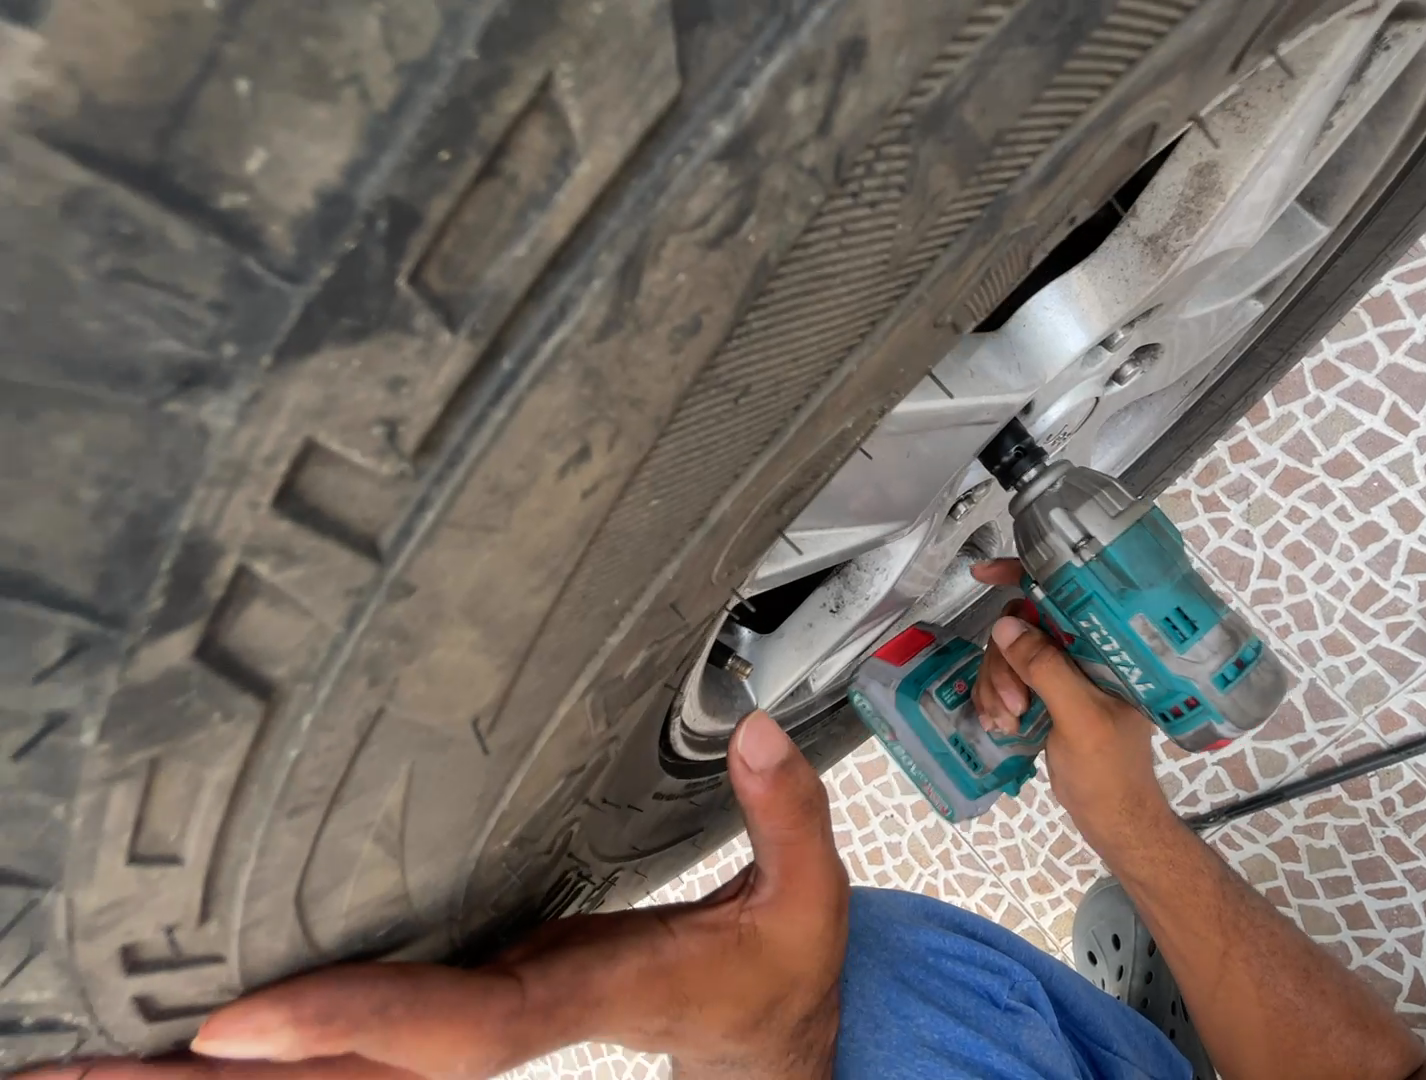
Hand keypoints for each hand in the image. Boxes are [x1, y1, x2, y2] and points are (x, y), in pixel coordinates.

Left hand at [28, 712, 847, 1079]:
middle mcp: (528, 1018)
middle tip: (44, 1076)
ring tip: (67, 1063)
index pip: (471, 1025)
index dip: (363, 1024)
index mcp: (602, 995)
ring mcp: (502, 1017)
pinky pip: (369, 1042)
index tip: (236, 1021)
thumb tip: (757, 727)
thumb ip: (786, 812)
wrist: (769, 1046)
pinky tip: (211, 1029)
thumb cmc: (784, 971)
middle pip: (354, 1079)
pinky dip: (282, 1044)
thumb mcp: (809, 894)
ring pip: (344, 1073)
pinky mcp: (498, 1001)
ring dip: (211, 1078)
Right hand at [968, 560, 1177, 857]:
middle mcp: (1082, 651)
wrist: (1111, 820)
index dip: (1024, 576)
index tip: (984, 573)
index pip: (1064, 595)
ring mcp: (1061, 673)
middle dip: (1004, 663)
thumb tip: (1006, 625)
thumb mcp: (1080, 718)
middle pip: (1022, 628)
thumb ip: (1046, 669)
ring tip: (1007, 722)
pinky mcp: (1045, 694)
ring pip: (1008, 655)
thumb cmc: (1110, 772)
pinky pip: (1004, 680)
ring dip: (996, 686)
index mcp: (1104, 646)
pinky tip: (1001, 726)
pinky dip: (994, 699)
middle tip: (1013, 705)